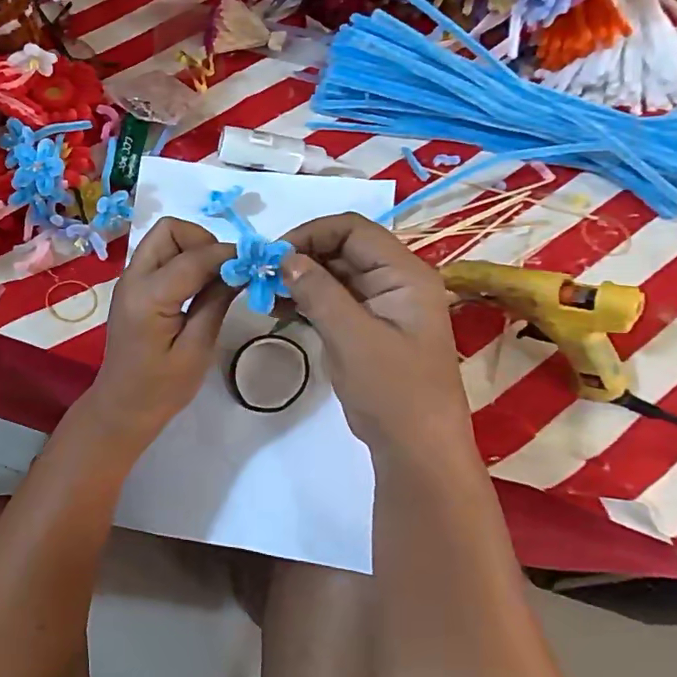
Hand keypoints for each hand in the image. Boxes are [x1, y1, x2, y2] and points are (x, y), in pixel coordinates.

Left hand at [85, 217, 236, 447]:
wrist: (122, 407)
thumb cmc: (161, 388)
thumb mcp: (197, 349)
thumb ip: (216, 302)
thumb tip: (239, 269)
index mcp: (148, 296)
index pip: (194, 257)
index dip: (228, 255)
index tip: (255, 263)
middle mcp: (133, 279)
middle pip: (170, 230)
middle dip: (203, 241)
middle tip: (226, 271)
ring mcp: (129, 281)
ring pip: (163, 239)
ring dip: (192, 248)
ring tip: (216, 279)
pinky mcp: (132, 288)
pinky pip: (159, 257)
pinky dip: (182, 260)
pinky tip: (200, 286)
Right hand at [280, 212, 468, 445]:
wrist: (416, 446)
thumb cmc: (393, 389)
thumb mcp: (352, 337)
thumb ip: (318, 292)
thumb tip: (284, 258)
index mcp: (403, 274)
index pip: (353, 230)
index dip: (311, 233)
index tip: (272, 255)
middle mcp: (394, 282)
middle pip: (342, 250)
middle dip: (300, 257)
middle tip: (260, 276)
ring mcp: (380, 307)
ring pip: (333, 277)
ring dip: (299, 280)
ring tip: (262, 292)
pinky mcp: (366, 329)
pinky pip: (332, 302)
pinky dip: (305, 301)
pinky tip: (276, 308)